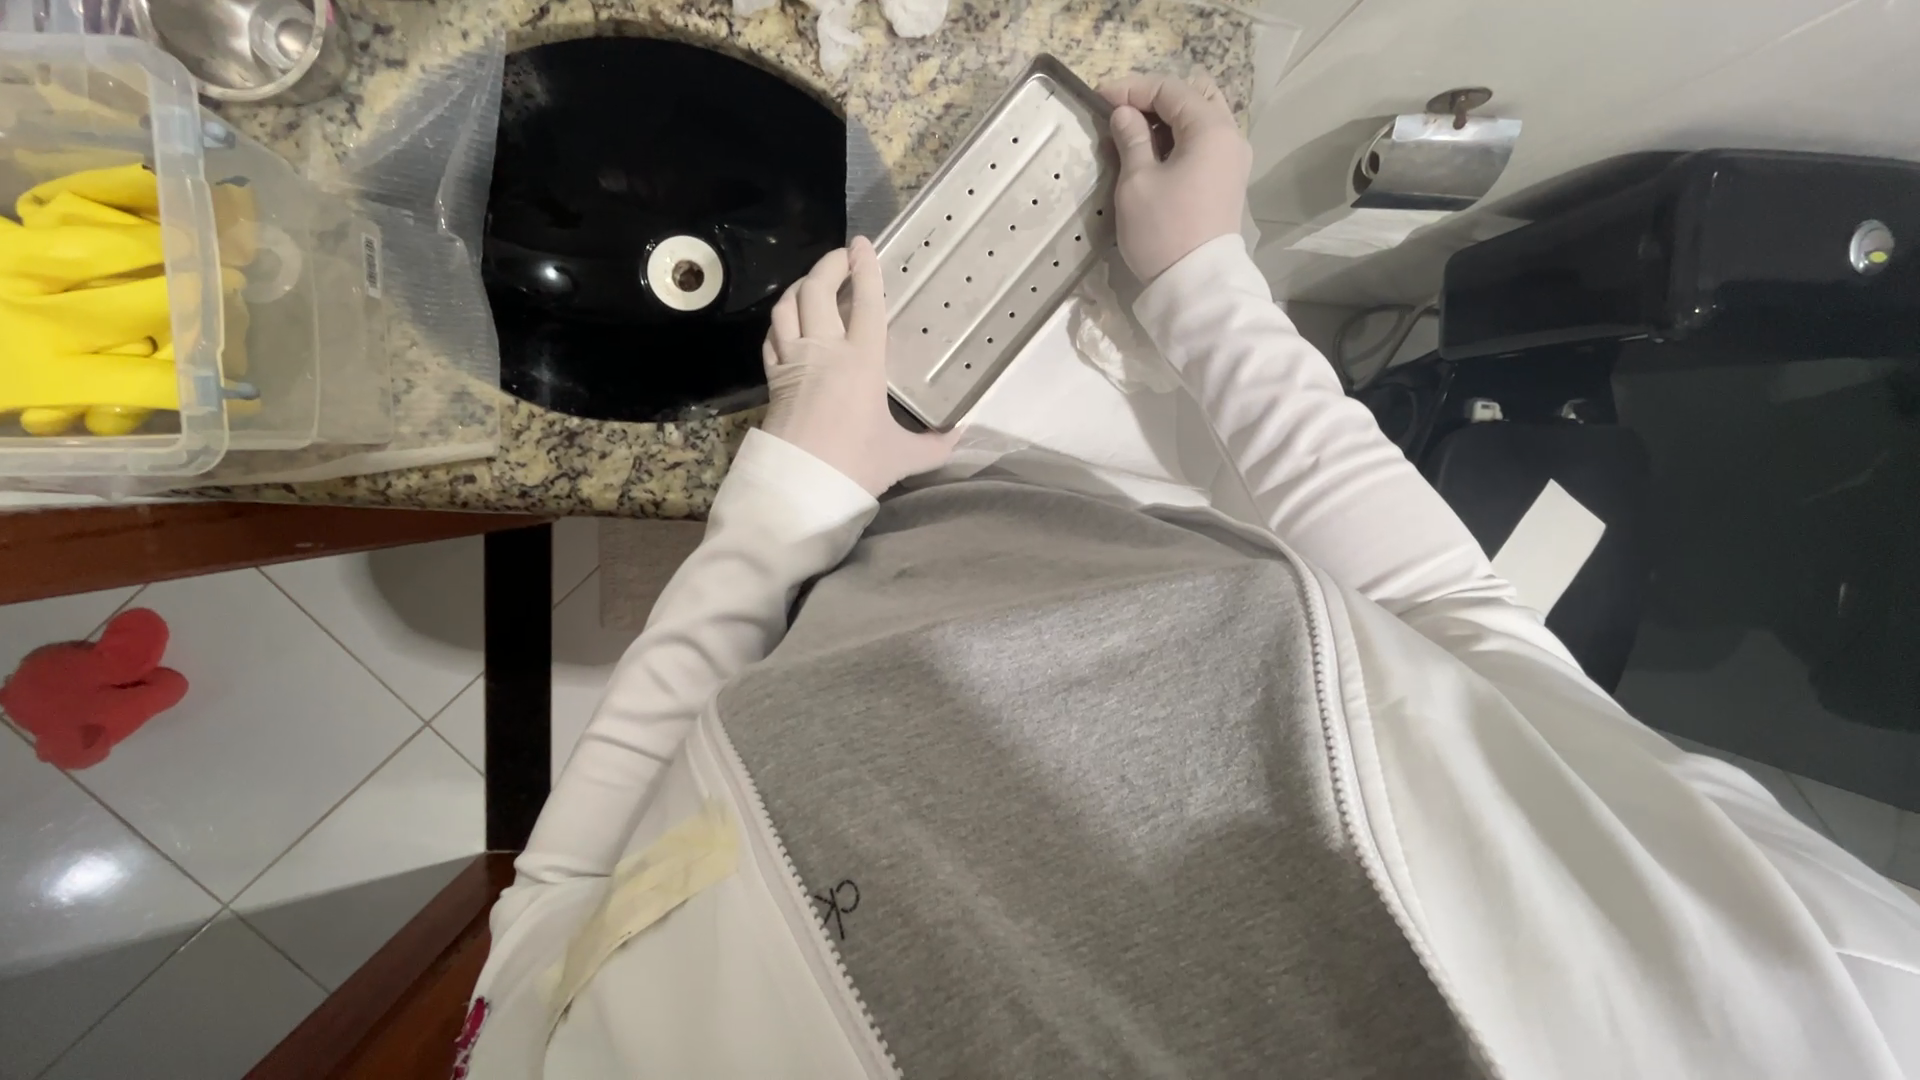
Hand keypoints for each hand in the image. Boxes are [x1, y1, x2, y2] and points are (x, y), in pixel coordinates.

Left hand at [762, 239, 956, 496]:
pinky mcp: (773, 379)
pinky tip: (790, 323)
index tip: (865, 244)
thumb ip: (935, 445)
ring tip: (815, 283)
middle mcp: (824, 350)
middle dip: (829, 265)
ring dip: (801, 287)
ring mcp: (793, 362)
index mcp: (861, 361)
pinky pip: (772, 337)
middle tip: (842, 258)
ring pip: (787, 307)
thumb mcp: (903, 457)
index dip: (866, 268)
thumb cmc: (856, 466)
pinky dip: (781, 321)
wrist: (802, 488)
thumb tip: (961, 436)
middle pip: (817, 289)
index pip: (866, 302)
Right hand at [1098, 72, 1251, 283]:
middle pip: (1194, 96)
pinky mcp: (1227, 182)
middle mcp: (1230, 136)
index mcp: (1211, 128)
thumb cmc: (1162, 232)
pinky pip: (1204, 144)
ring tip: (1134, 133)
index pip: (1170, 89)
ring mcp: (1232, 160)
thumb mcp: (1137, 182)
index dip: (1132, 89)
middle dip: (1155, 98)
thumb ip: (1131, 140)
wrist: (1194, 284)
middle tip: (1122, 112)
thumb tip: (1124, 115)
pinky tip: (1154, 153)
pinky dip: (1179, 139)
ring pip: (1201, 119)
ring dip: (1168, 119)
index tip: (1100, 98)